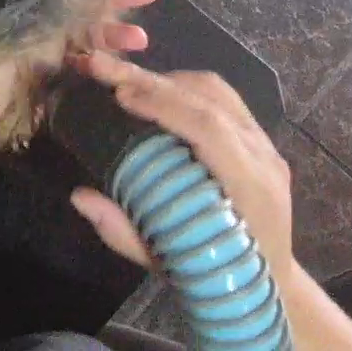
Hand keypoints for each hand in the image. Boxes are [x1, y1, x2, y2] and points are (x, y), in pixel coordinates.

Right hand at [67, 53, 293, 278]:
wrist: (272, 284)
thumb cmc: (215, 273)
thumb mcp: (166, 263)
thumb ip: (124, 232)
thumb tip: (79, 196)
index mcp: (250, 189)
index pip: (208, 128)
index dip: (162, 104)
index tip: (119, 94)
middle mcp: (263, 157)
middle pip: (206, 98)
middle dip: (148, 79)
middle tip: (101, 66)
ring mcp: (265, 142)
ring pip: (213, 89)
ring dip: (164, 79)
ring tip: (125, 81)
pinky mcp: (258, 135)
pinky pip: (220, 94)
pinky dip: (181, 85)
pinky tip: (153, 91)